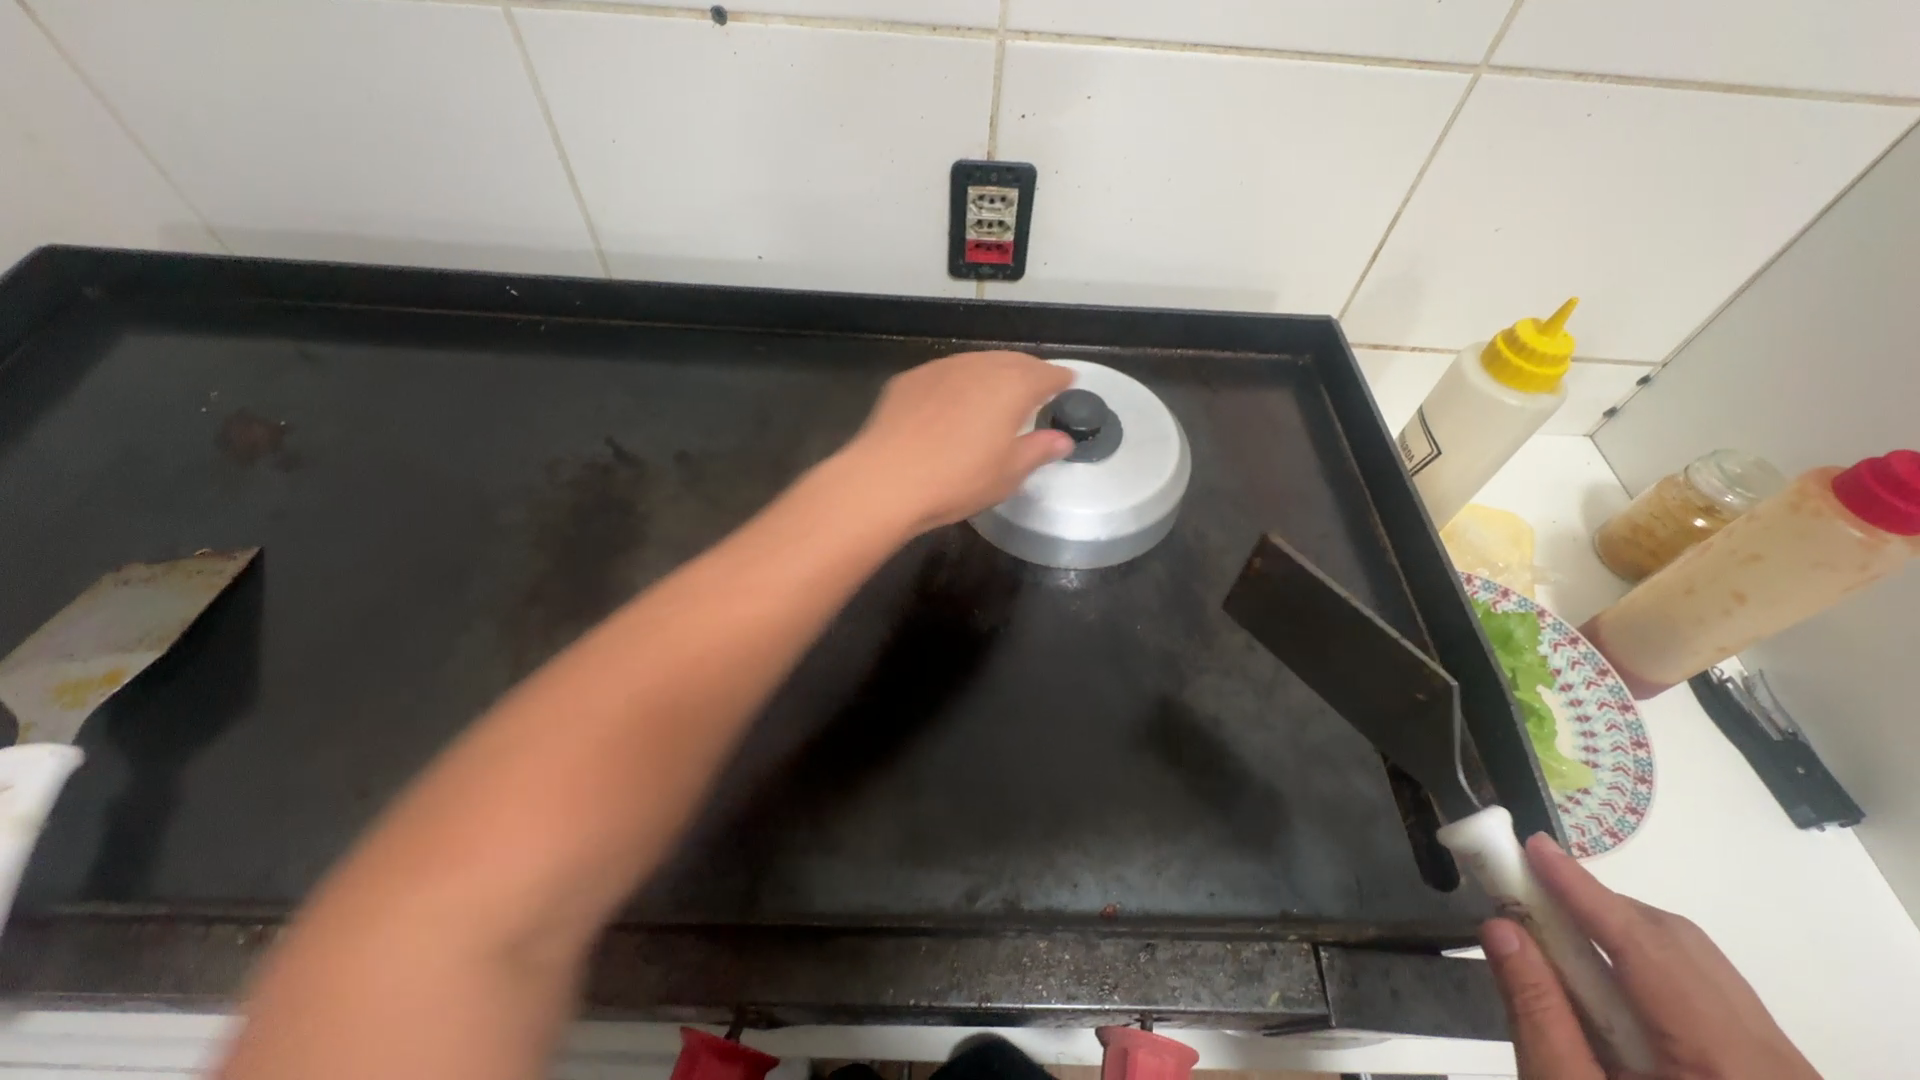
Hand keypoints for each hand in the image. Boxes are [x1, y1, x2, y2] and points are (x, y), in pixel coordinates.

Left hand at [836, 351, 1074, 533]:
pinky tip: (955, 403)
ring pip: (977, 363)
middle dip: (1029, 372)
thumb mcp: (1008, 473)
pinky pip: (946, 374)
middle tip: (1037, 388)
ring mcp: (940, 369)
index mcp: (1011, 386)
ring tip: (998, 394)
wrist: (886, 479)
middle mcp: (978, 366)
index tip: (1068, 384)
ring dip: (993, 374)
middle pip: (1012, 361)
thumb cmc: (957, 480)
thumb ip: (1038, 450)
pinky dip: (959, 383)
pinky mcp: (910, 380)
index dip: (1060, 379)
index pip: (1046, 374)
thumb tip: (1062, 439)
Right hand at [1483, 834, 1820, 1079]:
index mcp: (1728, 1066)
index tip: (1533, 846)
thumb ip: (1538, 1013)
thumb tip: (1500, 928)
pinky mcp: (1769, 1073)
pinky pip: (1707, 995)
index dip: (1584, 891)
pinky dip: (1644, 971)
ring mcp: (1781, 1067)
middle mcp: (1774, 1059)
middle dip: (1597, 909)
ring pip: (1695, 965)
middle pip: (1678, 945)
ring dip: (1618, 937)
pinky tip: (1598, 983)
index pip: (1645, 949)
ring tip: (1552, 932)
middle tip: (1525, 890)